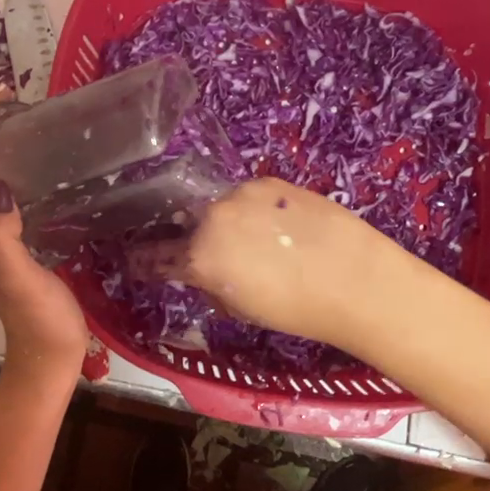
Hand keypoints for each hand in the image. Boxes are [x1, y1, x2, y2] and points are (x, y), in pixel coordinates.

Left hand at [0, 94, 90, 376]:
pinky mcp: (33, 241)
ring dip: (13, 147)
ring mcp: (11, 233)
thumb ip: (1, 236)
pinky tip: (59, 166)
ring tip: (42, 122)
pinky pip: (27, 196)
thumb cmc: (37, 318)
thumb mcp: (17, 276)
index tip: (0, 96)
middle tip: (25, 102)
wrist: (51, 357)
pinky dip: (35, 172)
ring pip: (4, 178)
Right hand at [151, 178, 423, 351]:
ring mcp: (241, 194)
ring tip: (252, 239)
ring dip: (224, 220)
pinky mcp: (270, 181)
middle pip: (187, 223)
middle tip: (209, 252)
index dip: (142, 261)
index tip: (134, 260)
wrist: (355, 279)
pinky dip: (253, 209)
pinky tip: (275, 226)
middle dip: (190, 237)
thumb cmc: (297, 310)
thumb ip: (211, 286)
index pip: (155, 257)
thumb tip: (204, 274)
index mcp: (199, 257)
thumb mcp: (241, 310)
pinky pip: (248, 196)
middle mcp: (212, 217)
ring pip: (219, 206)